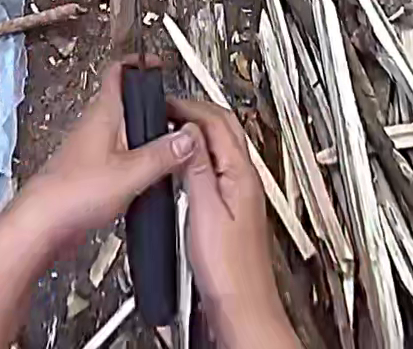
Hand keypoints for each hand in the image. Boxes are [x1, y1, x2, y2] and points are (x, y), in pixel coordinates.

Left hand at [9, 56, 202, 253]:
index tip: (155, 63)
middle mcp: (95, 123)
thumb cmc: (74, 192)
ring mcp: (90, 146)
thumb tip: (188, 138)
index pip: (119, 71)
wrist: (41, 225)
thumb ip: (163, 155)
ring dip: (140, 131)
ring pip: (120, 127)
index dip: (137, 63)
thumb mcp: (130, 173)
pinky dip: (132, 155)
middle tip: (169, 108)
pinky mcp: (88, 169)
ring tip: (164, 141)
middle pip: (123, 99)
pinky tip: (143, 174)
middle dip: (147, 102)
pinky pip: (115, 151)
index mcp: (104, 112)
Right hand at [169, 99, 294, 345]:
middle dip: (196, 111)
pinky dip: (200, 152)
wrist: (242, 309)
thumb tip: (189, 131)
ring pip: (222, 143)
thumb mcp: (204, 210)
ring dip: (199, 130)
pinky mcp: (234, 206)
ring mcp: (242, 190)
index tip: (166, 103)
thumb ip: (197, 167)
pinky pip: (218, 163)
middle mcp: (245, 177)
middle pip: (224, 126)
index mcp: (240, 172)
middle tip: (169, 108)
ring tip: (173, 128)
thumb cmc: (227, 270)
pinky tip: (184, 163)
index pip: (216, 121)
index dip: (189, 107)